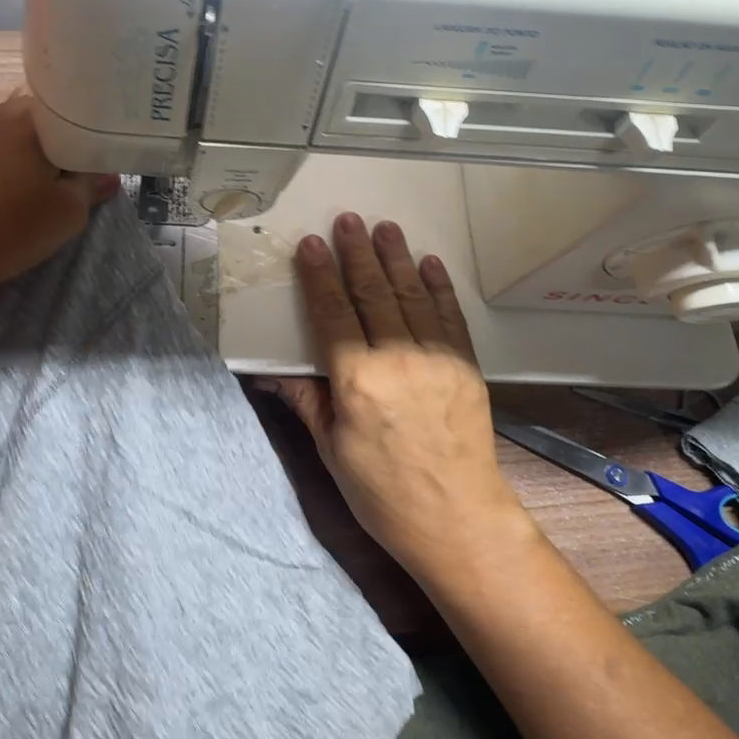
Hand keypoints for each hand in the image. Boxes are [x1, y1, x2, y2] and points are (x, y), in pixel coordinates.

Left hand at [0, 92, 117, 294]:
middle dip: (78, 141)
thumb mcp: (68, 211)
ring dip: (54, 157)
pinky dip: (32, 166)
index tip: (121, 146)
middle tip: (103, 167)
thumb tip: (108, 175)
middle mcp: (7, 114)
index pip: (81, 108)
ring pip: (34, 139)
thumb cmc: (10, 224)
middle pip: (56, 121)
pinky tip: (45, 187)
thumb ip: (92, 187)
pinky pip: (14, 153)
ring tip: (77, 179)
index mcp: (34, 115)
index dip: (104, 127)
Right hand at [259, 213, 530, 585]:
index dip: (319, 276)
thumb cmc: (382, 493)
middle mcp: (398, 360)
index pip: (333, 313)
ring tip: (385, 227)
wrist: (457, 519)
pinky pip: (450, 317)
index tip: (311, 244)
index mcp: (357, 381)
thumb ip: (307, 401)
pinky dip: (438, 287)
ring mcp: (437, 360)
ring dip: (396, 258)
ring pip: (412, 296)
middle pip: (373, 294)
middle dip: (357, 254)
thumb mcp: (332, 450)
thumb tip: (271, 374)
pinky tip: (428, 263)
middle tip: (347, 219)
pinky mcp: (467, 368)